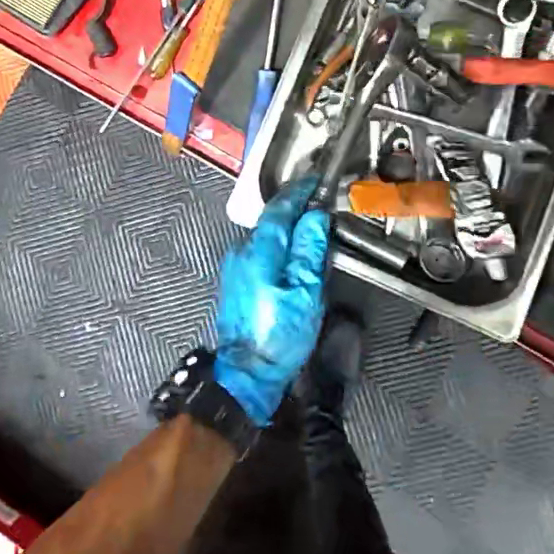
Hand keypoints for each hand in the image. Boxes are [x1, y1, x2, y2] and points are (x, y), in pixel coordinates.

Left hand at [213, 178, 331, 424]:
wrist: (246, 373)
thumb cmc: (279, 335)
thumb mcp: (305, 292)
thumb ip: (310, 250)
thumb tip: (315, 216)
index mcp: (259, 251)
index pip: (279, 209)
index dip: (298, 192)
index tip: (314, 180)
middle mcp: (242, 252)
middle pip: (271, 221)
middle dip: (294, 209)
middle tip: (319, 202)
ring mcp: (235, 266)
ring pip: (266, 237)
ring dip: (288, 230)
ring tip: (312, 229)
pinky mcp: (236, 281)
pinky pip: (260, 253)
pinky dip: (279, 247)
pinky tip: (294, 257)